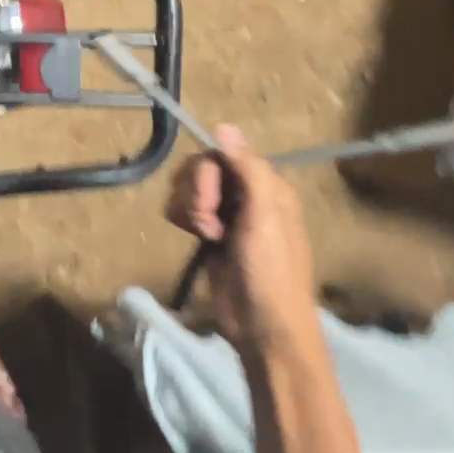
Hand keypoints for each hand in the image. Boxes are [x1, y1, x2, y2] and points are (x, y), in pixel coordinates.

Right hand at [167, 125, 320, 355]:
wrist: (263, 326)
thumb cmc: (270, 272)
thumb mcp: (265, 217)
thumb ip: (247, 169)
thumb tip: (223, 126)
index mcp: (266, 187)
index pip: (221, 154)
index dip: (207, 174)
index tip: (211, 202)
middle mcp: (246, 195)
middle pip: (201, 169)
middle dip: (196, 193)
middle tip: (208, 223)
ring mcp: (227, 215)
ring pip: (188, 188)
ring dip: (188, 208)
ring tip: (205, 235)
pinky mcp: (210, 234)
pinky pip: (184, 209)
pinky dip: (183, 219)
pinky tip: (196, 238)